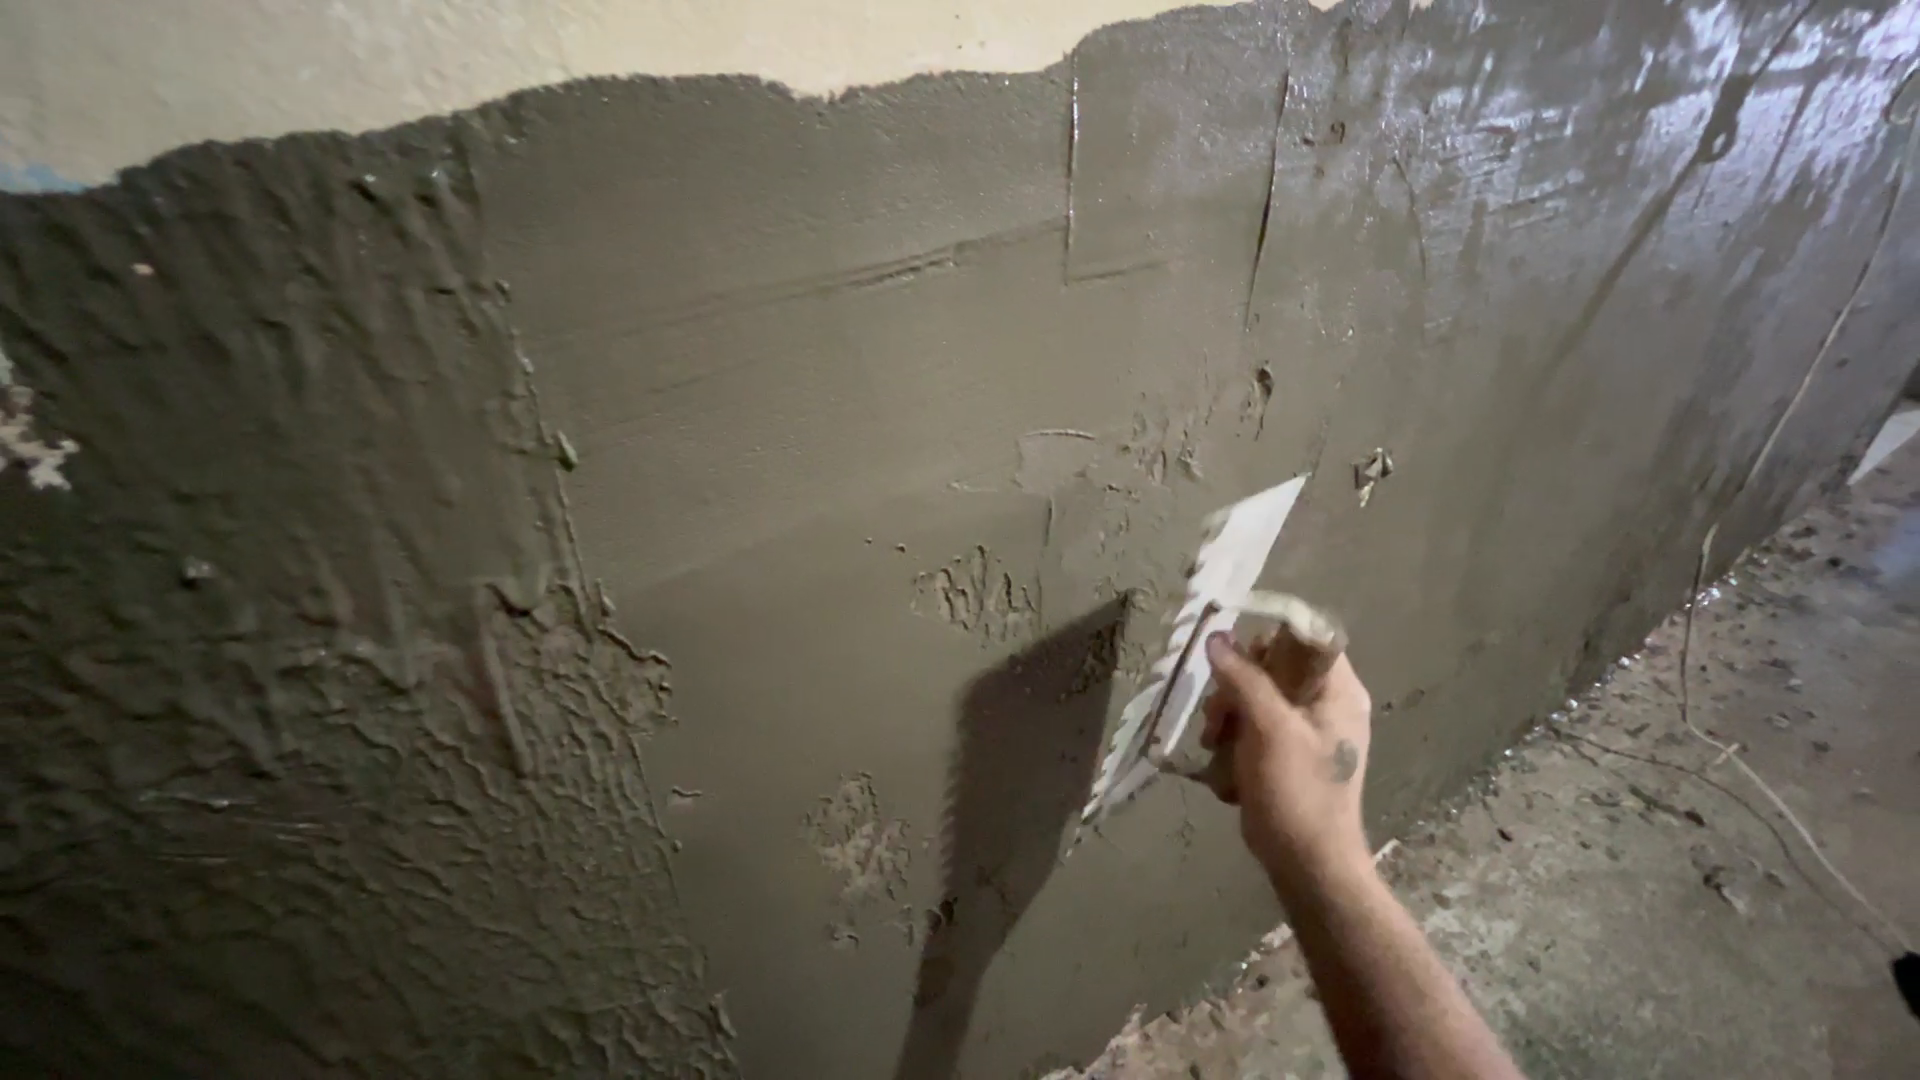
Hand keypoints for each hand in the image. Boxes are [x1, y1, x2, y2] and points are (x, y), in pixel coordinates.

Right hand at [1201, 631, 1373, 893]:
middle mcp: (1326, 703)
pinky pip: (1250, 724)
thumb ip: (1244, 678)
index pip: (1305, 640)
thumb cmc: (1297, 792)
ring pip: (1253, 695)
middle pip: (1271, 667)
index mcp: (1339, 691)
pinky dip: (1232, 737)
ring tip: (1215, 743)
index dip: (1267, 643)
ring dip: (1226, 714)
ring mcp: (1304, 729)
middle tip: (1220, 715)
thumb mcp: (1269, 728)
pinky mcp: (1284, 751)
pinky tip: (1222, 759)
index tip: (1234, 662)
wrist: (1306, 862)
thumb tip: (1216, 637)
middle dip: (1236, 687)